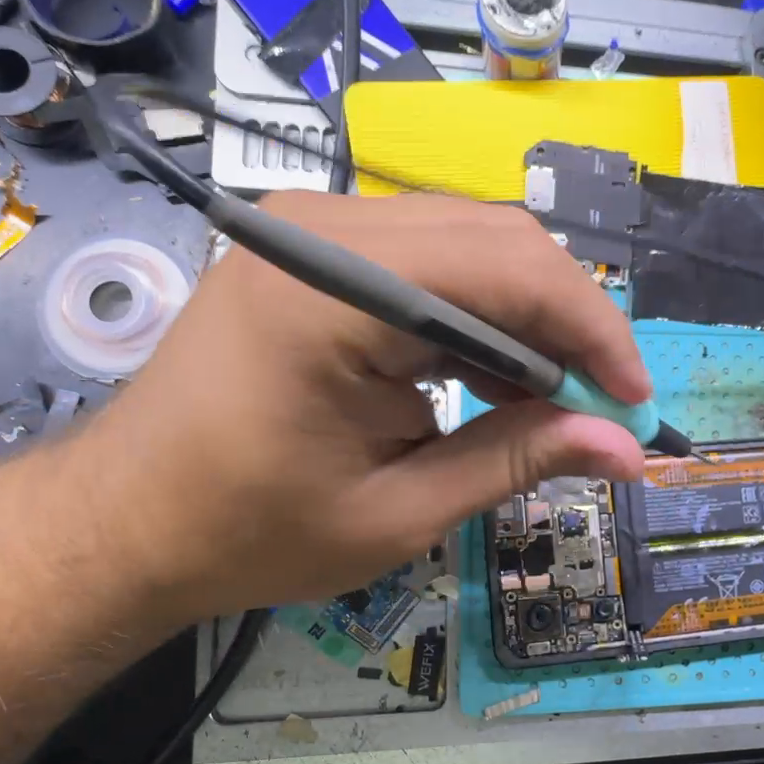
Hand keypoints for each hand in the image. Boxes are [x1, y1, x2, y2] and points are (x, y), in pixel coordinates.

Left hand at [78, 192, 649, 618]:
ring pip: (477, 246)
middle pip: (500, 243)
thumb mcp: (400, 511)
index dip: (591, 332)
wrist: (130, 522)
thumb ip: (518, 460)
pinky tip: (500, 380)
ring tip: (558, 403)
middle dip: (570, 325)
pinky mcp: (322, 254)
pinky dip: (486, 319)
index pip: (506, 272)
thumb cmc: (251, 531)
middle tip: (604, 406)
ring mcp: (318, 233)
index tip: (634, 403)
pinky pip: (437, 263)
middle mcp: (325, 232)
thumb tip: (627, 449)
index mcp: (331, 292)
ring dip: (533, 322)